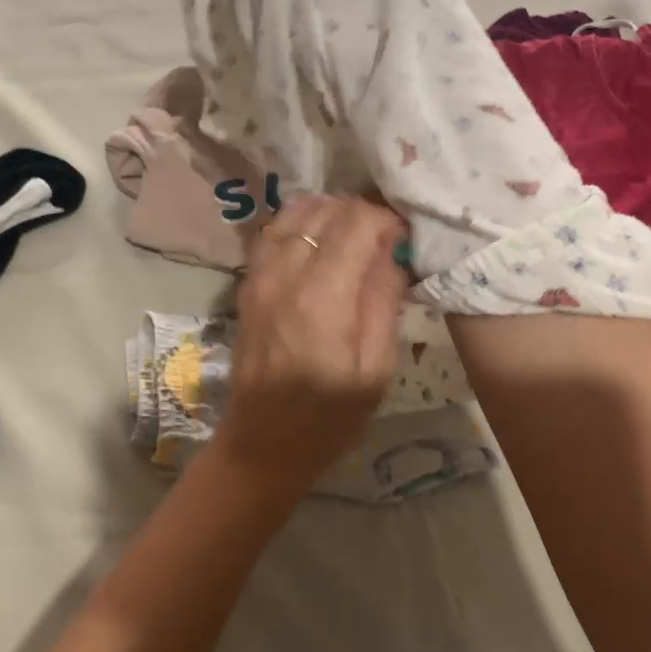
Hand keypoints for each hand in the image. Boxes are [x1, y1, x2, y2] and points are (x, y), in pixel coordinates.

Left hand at [213, 194, 409, 492]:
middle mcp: (284, 274)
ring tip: (352, 240)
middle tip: (383, 241)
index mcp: (322, 297)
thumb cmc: (328, 417)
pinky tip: (318, 245)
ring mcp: (259, 276)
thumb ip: (384, 302)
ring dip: (328, 215)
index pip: (356, 221)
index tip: (403, 240)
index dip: (387, 220)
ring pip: (294, 212)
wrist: (262, 443)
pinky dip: (298, 225)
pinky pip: (272, 232)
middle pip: (324, 208)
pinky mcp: (247, 284)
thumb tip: (392, 252)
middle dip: (360, 214)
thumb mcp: (375, 370)